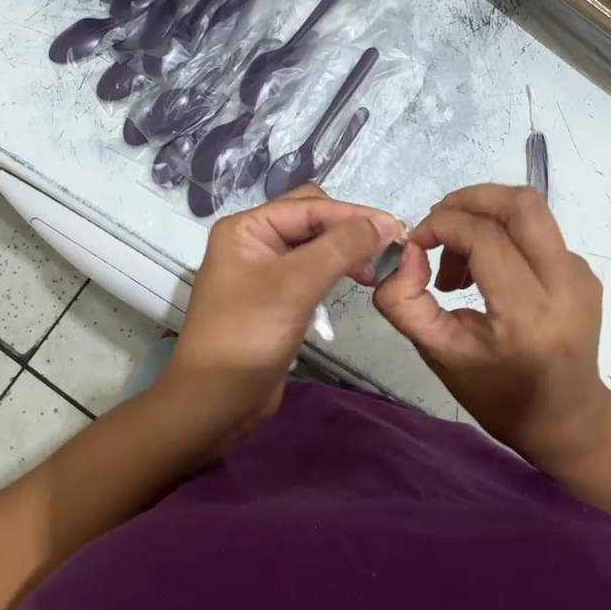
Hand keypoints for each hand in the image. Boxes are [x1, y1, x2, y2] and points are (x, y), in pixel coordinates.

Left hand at [160, 185, 403, 440]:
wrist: (214, 403)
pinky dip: (334, 272)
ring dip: (345, 252)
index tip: (396, 229)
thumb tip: (382, 223)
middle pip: (312, 220)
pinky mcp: (274, 298)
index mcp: (247, 228)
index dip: (353, 215)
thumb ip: (340, 248)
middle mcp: (253, 242)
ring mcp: (262, 271)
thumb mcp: (295, 286)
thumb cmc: (248, 336)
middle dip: (349, 231)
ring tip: (374, 271)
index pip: (309, 206)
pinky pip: (310, 272)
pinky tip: (355, 284)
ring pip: (314, 246)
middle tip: (388, 250)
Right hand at [375, 184, 610, 471]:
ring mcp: (580, 276)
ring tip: (457, 262)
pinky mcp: (583, 271)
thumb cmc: (497, 394)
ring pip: (530, 212)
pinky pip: (536, 232)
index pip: (485, 238)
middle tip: (437, 224)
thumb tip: (406, 252)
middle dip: (470, 199)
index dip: (442, 226)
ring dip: (483, 218)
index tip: (415, 243)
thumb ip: (405, 302)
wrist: (565, 419)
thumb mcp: (438, 354)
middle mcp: (564, 287)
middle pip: (521, 205)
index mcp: (529, 317)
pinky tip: (483, 274)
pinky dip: (501, 235)